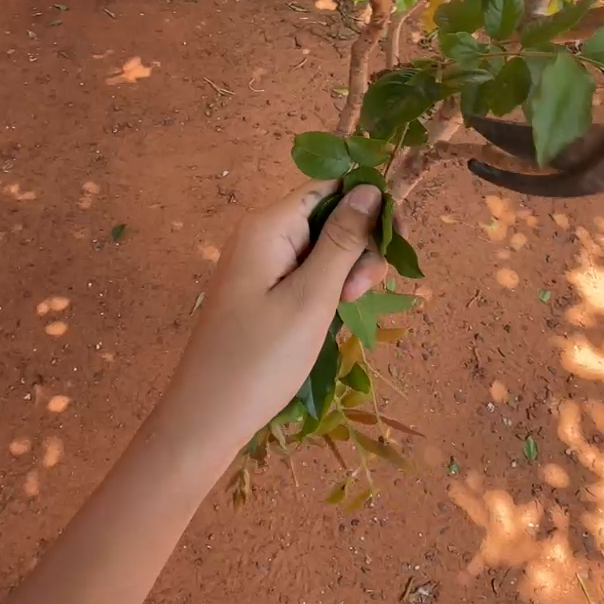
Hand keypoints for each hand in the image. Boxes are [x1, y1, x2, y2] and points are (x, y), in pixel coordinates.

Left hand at [155, 181, 388, 454]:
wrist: (207, 417)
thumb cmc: (261, 358)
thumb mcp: (312, 297)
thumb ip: (343, 240)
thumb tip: (369, 187)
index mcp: (268, 225)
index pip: (329, 187)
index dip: (367, 204)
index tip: (396, 242)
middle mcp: (261, 233)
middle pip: (328, 216)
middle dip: (357, 246)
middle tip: (360, 293)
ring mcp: (259, 262)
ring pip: (322, 246)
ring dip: (345, 271)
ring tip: (345, 308)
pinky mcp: (261, 288)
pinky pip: (305, 270)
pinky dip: (326, 287)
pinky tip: (332, 313)